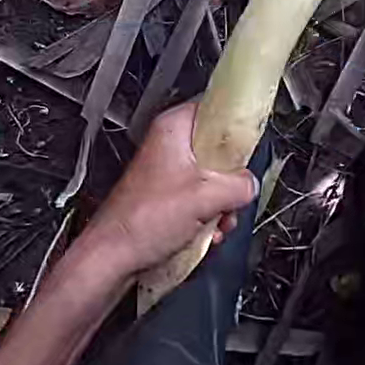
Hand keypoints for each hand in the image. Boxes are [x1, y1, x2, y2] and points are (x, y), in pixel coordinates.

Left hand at [76, 100, 258, 280]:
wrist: (114, 255)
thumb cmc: (144, 219)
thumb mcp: (207, 196)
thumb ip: (238, 185)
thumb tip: (250, 184)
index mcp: (174, 128)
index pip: (214, 109)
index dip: (235, 126)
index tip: (249, 146)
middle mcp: (169, 143)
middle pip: (217, 148)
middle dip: (230, 178)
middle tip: (230, 194)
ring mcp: (167, 169)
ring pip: (211, 176)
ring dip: (221, 202)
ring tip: (217, 220)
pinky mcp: (166, 194)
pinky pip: (199, 197)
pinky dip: (207, 214)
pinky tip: (206, 232)